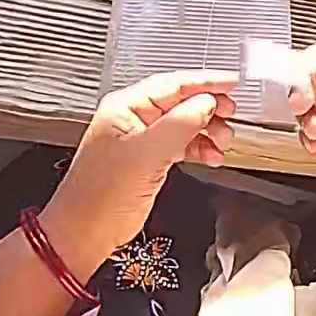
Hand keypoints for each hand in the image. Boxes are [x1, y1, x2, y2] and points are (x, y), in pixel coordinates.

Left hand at [42, 71, 236, 268]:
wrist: (85, 233)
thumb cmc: (100, 195)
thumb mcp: (146, 153)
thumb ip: (180, 123)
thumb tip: (207, 103)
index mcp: (126, 107)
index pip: (173, 84)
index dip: (205, 81)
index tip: (230, 82)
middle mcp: (134, 118)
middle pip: (182, 101)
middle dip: (209, 107)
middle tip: (230, 112)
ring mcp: (142, 139)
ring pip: (185, 123)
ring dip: (208, 129)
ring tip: (223, 140)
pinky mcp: (149, 158)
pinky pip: (182, 143)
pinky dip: (200, 147)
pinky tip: (212, 155)